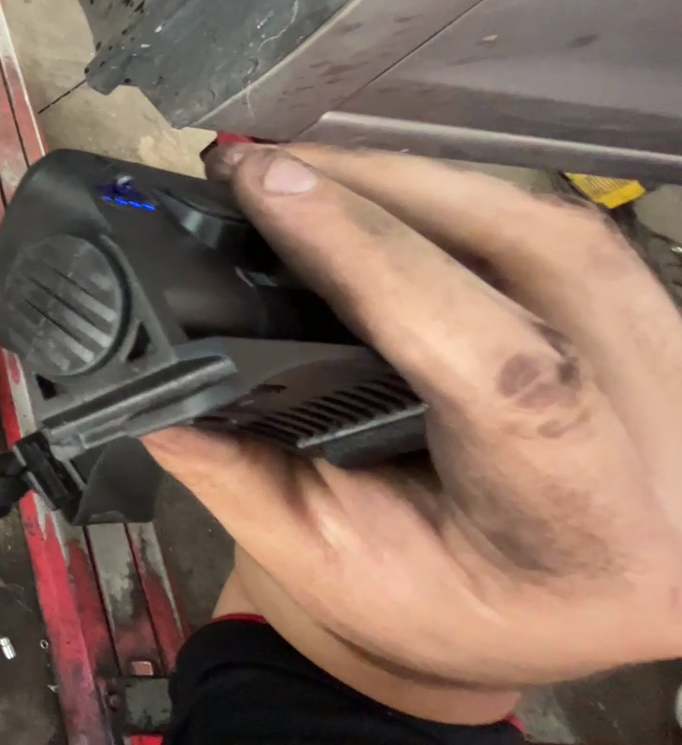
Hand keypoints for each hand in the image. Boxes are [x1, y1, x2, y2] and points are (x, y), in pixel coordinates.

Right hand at [145, 145, 681, 720]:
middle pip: (551, 260)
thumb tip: (143, 351)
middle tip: (260, 163)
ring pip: (566, 229)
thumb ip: (221, 455)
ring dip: (417, 176)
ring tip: (299, 165)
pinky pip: (566, 236)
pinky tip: (371, 187)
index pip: (502, 371)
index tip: (268, 188)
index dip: (379, 261)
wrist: (488, 608)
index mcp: (583, 536)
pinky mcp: (665, 343)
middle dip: (389, 187)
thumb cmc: (391, 594)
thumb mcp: (292, 545)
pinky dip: (456, 194)